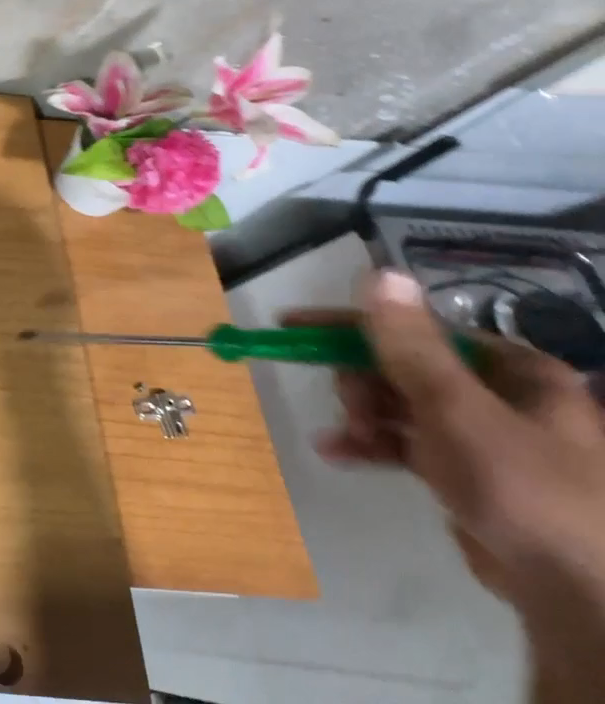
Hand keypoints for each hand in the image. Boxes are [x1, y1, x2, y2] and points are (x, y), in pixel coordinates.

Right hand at [312, 270, 604, 702]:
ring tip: (344, 438)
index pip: (419, 329)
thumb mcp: (458, 410)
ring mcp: (486, 438)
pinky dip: (371, 445)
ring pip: (401, 406)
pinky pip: (406, 444)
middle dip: (362, 383)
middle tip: (348, 407)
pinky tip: (337, 454)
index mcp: (514, 371)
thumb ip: (412, 346)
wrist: (573, 592)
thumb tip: (380, 274)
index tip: (294, 328)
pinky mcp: (468, 475)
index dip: (356, 326)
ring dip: (362, 415)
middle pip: (405, 367)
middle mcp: (503, 396)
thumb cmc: (524, 489)